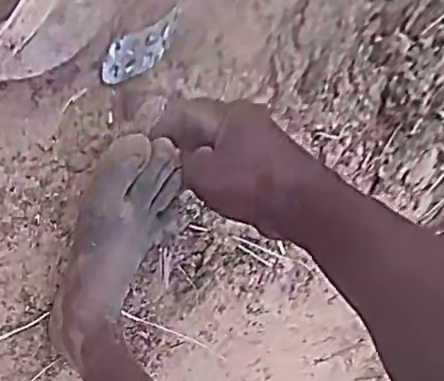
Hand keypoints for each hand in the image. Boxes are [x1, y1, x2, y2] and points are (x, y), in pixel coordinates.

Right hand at [152, 98, 335, 239]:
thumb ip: (180, 164)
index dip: (160, 132)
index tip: (144, 154)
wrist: (299, 204)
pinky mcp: (262, 162)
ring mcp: (255, 139)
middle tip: (158, 172)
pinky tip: (205, 191)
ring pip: (213, 146)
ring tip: (177, 184)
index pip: (183, 112)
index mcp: (226, 113)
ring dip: (195, 162)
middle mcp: (242, 118)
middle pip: (199, 128)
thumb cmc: (251, 184)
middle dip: (177, 147)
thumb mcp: (204, 175)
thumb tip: (171, 159)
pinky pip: (228, 161)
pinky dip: (213, 172)